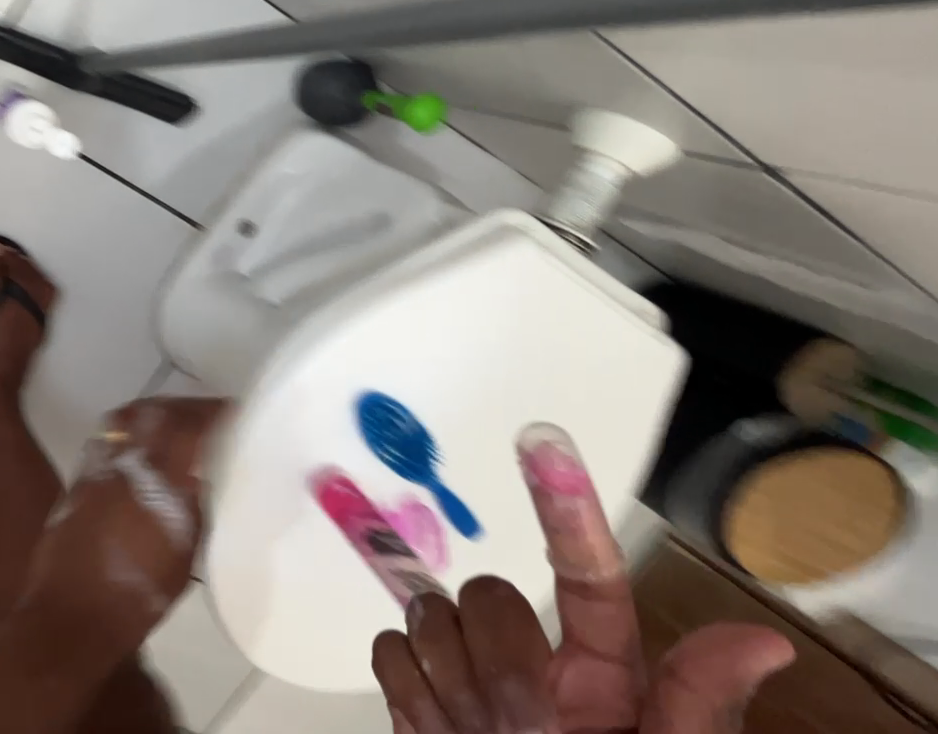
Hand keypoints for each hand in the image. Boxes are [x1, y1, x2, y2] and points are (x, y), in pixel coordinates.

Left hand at [15, 396, 231, 657]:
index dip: (212, 413)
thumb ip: (194, 510)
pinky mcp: (78, 478)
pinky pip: (106, 436)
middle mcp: (125, 466)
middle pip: (156, 413)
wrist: (72, 612)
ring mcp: (97, 468)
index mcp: (158, 485)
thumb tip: (201, 478)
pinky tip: (140, 441)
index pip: (188, 429)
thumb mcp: (183, 557)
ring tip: (176, 419)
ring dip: (155, 411)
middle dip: (185, 407)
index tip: (232, 409)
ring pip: (126, 418)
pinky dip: (129, 428)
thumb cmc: (137, 595)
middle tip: (207, 413)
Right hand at [372, 423, 795, 733]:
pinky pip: (387, 646)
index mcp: (602, 673)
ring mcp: (463, 662)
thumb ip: (692, 711)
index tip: (543, 442)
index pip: (583, 574)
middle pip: (482, 594)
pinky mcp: (409, 675)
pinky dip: (410, 689)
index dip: (563, 506)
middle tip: (519, 727)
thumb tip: (761, 642)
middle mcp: (529, 652)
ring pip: (427, 615)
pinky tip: (442, 725)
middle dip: (495, 658)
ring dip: (451, 682)